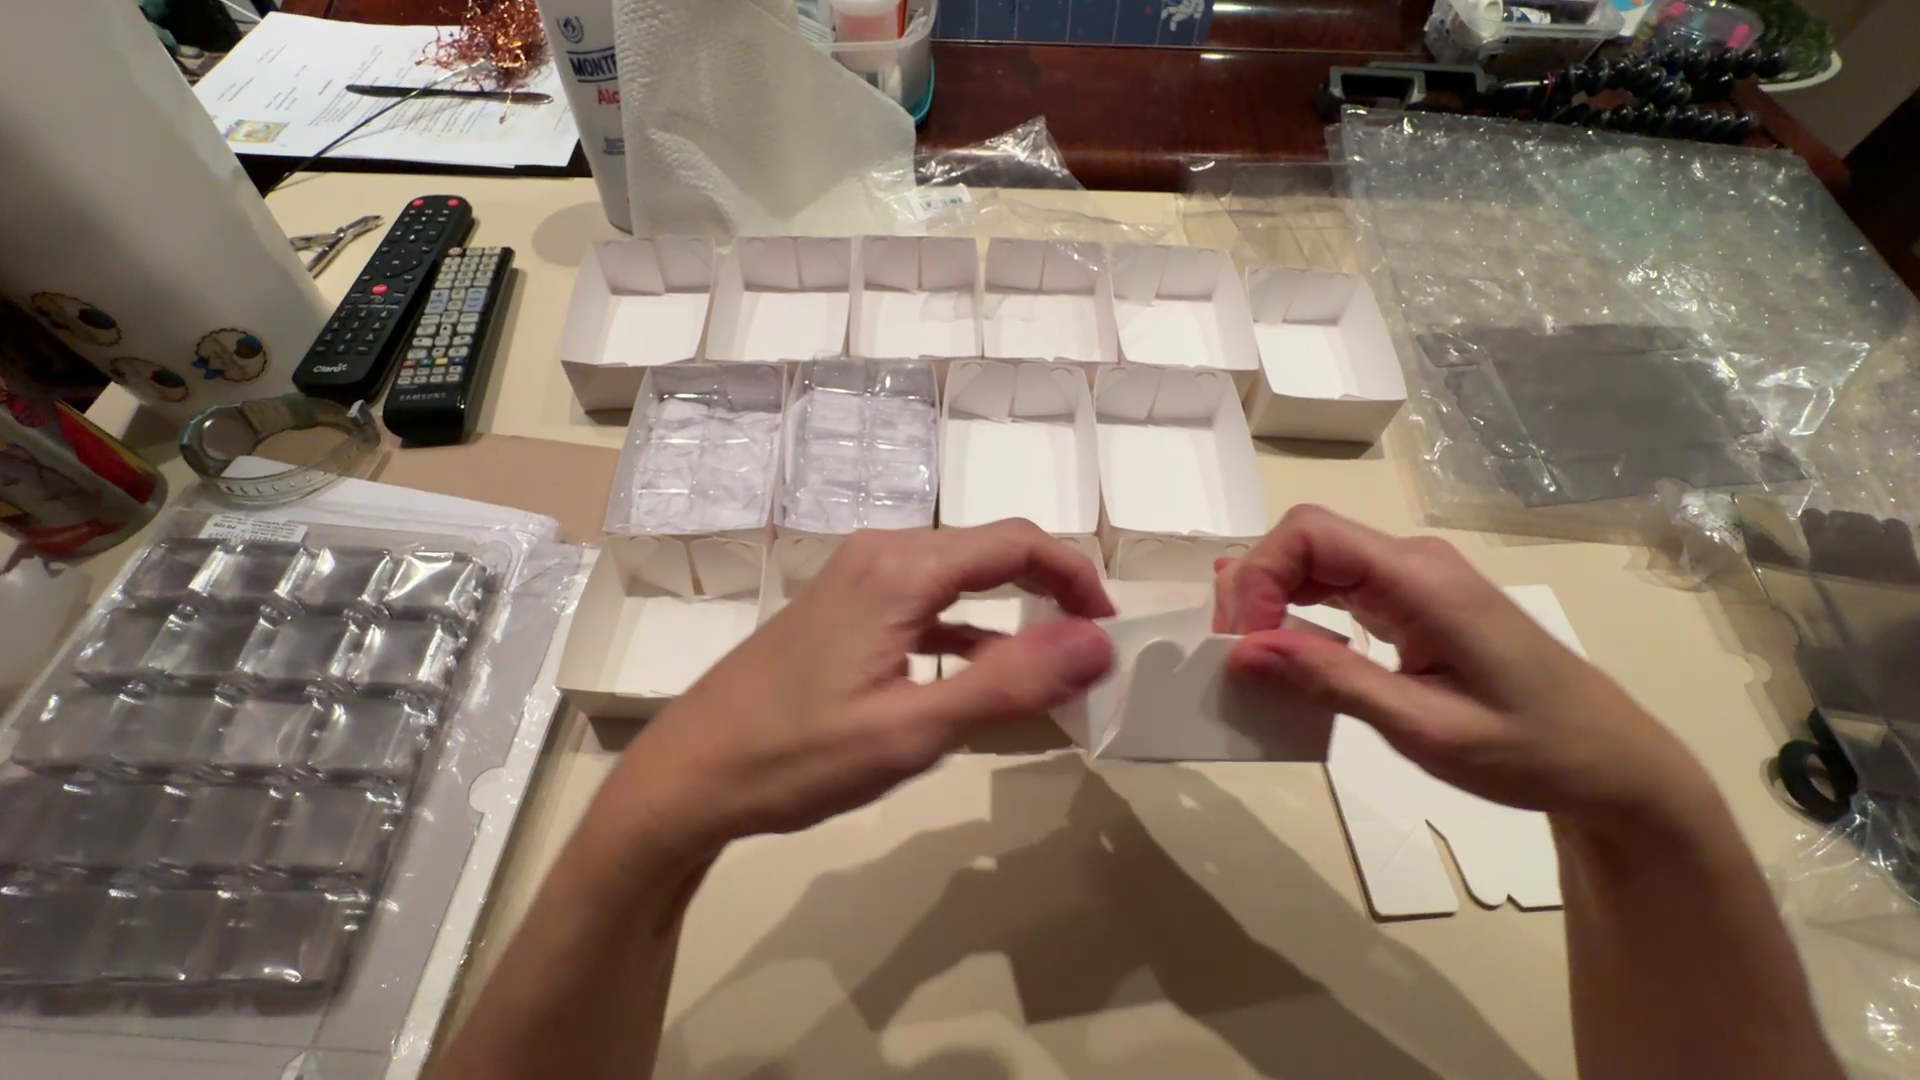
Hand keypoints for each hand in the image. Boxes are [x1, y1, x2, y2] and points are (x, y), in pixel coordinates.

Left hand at [609, 520, 1114, 860]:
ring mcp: (857, 577)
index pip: (1016, 543)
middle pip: (989, 550)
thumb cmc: (795, 757)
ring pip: (959, 576)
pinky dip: (968, 628)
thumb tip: (1097, 642)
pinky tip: (982, 670)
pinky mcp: (846, 607)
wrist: (688, 773)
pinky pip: (926, 602)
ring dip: (1012, 609)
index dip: (1074, 575)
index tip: (1109, 627)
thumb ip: (1008, 684)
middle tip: (1089, 647)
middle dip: (1050, 588)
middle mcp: (880, 553)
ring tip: (1052, 662)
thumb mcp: (910, 731)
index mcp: (900, 568)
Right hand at [1214, 505, 1713, 828]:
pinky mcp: (1406, 598)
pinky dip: (1292, 610)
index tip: (1244, 645)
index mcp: (1422, 579)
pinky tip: (1278, 645)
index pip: (1309, 534)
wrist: (1613, 764)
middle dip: (1253, 588)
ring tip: (1248, 656)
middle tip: (1236, 655)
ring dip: (1267, 599)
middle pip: (1302, 540)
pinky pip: (1330, 584)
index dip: (1258, 577)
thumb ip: (1332, 682)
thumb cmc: (1532, 751)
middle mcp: (1412, 561)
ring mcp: (1410, 576)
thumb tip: (1242, 652)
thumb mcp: (1427, 729)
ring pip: (1309, 559)